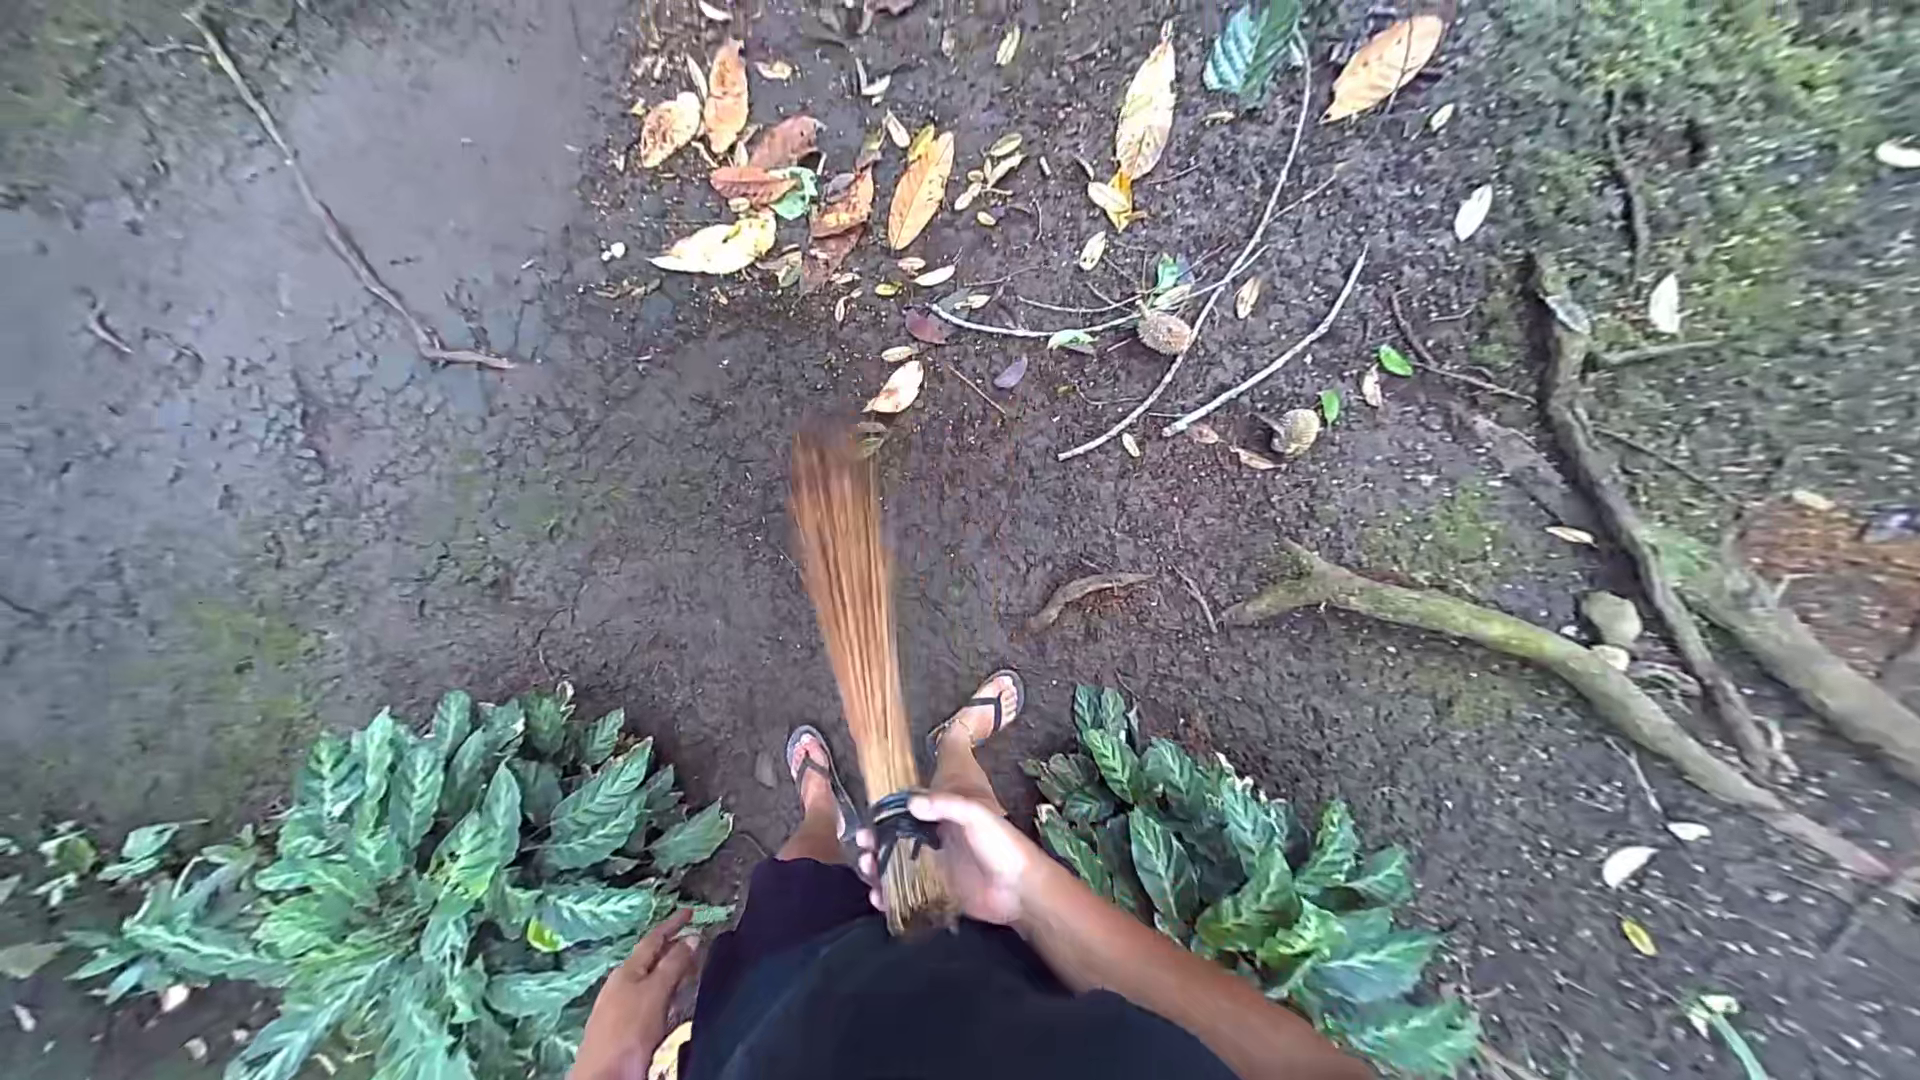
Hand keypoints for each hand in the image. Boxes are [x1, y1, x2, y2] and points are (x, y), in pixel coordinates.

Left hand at [571, 909, 699, 1079]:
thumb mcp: (656, 992)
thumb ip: (674, 963)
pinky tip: (675, 1002)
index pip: (653, 939)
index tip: (691, 911)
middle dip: (674, 948)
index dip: (673, 924)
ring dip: (672, 972)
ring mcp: (618, 1009)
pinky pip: (649, 1000)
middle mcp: (620, 985)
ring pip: (651, 981)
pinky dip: (666, 993)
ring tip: (692, 970)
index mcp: (626, 971)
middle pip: (651, 959)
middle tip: (698, 942)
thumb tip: (692, 937)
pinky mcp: (622, 1031)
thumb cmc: (629, 1031)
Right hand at [857, 791, 1055, 926]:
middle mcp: (933, 839)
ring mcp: (933, 867)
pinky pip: (905, 893)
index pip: (904, 813)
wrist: (1021, 888)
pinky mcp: (935, 893)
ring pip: (895, 866)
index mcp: (942, 816)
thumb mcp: (976, 814)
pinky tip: (878, 900)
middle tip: (862, 853)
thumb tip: (910, 802)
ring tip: (868, 874)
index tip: (865, 826)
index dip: (882, 818)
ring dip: (877, 870)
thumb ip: (946, 804)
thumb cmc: (1001, 842)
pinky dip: (888, 896)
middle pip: (894, 840)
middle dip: (874, 845)